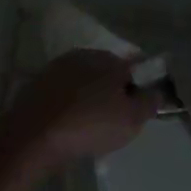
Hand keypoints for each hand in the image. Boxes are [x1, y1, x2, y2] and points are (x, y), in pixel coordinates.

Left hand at [6, 49, 160, 168]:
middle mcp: (83, 55)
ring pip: (83, 83)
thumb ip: (148, 102)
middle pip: (106, 73)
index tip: (138, 110)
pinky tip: (68, 127)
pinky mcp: (38, 84)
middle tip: (115, 122)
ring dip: (89, 99)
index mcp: (108, 58)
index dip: (138, 88)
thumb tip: (156, 91)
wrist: (33, 134)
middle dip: (113, 92)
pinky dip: (69, 106)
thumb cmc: (89, 124)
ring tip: (91, 128)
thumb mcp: (131, 119)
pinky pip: (63, 94)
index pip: (132, 67)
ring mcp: (57, 67)